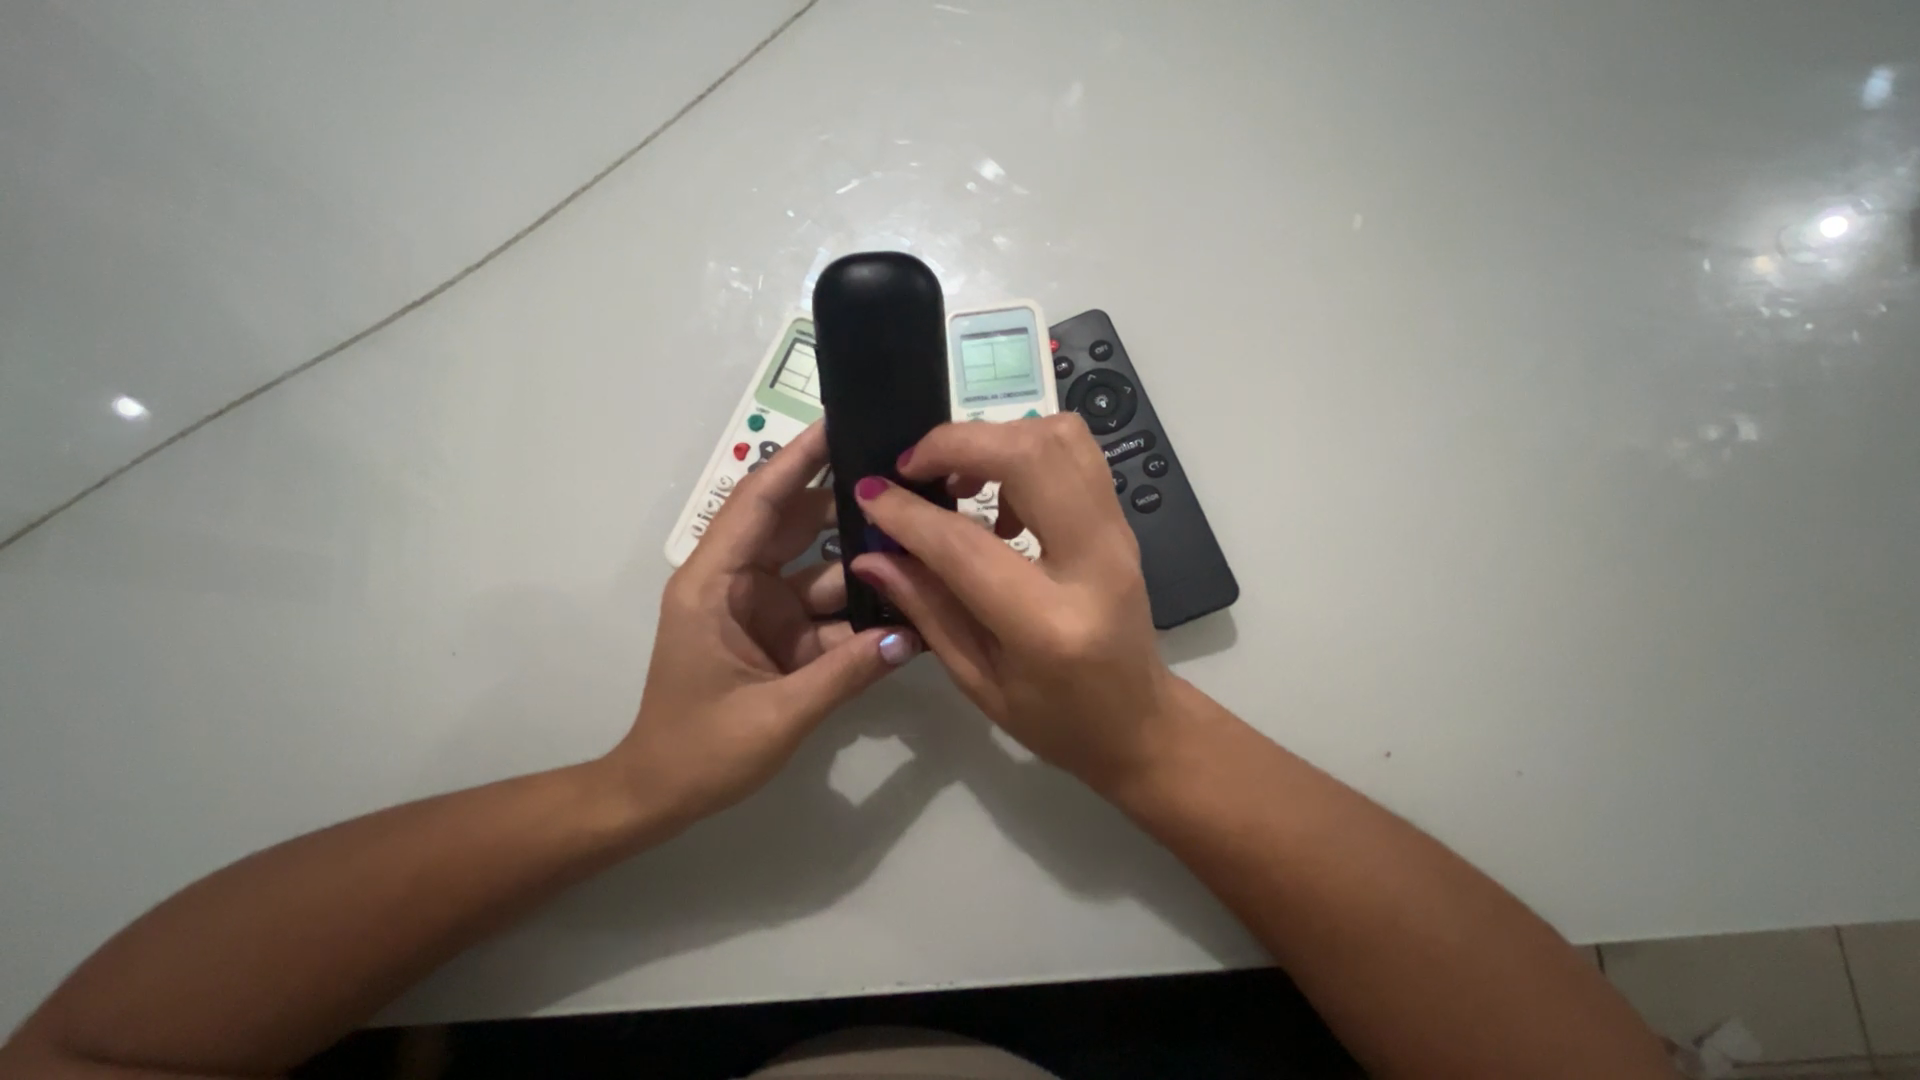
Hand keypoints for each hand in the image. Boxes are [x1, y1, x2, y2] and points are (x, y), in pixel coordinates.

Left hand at [612, 422, 919, 828]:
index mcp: (715, 584)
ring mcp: (765, 610)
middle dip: (851, 506)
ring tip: (926, 546)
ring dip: (868, 565)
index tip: (842, 422)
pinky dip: (866, 613)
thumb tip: (913, 636)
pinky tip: (910, 607)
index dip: (799, 460)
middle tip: (910, 482)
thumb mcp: (776, 714)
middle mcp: (740, 584)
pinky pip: (831, 613)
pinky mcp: (783, 637)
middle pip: (800, 526)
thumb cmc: (698, 750)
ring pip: (825, 570)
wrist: (661, 796)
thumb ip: (847, 674)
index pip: (760, 503)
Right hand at [847, 414, 1179, 789]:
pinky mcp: (1121, 521)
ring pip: (1061, 437)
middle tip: (913, 467)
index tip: (869, 494)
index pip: (967, 545)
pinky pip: (1076, 452)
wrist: (1138, 720)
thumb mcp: (977, 679)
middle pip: (1031, 455)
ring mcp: (1117, 534)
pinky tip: (998, 498)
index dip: (908, 514)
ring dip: (995, 439)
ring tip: (957, 481)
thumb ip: (926, 608)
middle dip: (958, 442)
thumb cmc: (1055, 718)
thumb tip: (870, 554)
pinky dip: (1025, 450)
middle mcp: (1093, 564)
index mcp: (1049, 624)